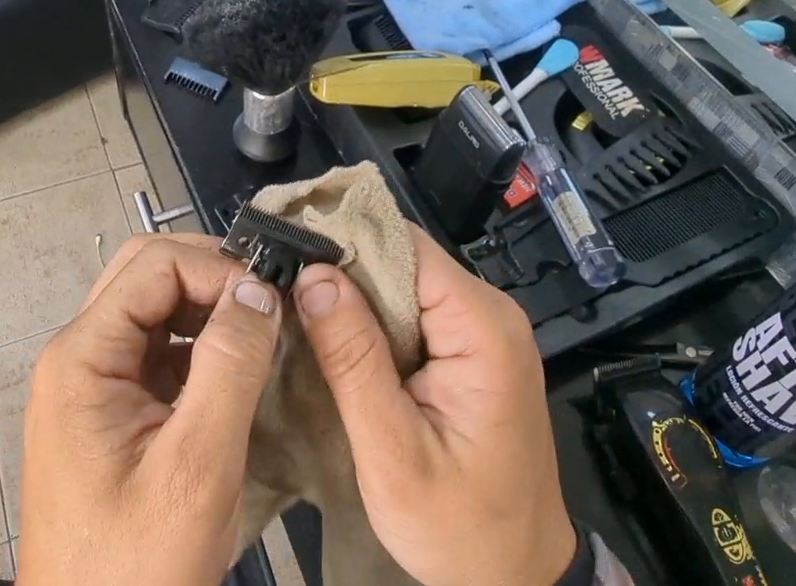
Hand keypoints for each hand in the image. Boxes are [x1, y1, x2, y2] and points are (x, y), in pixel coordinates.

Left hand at [15, 234, 281, 585]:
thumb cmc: (137, 564)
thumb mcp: (196, 465)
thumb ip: (230, 366)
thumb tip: (259, 288)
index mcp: (82, 359)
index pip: (155, 265)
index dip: (217, 268)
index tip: (271, 300)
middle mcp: (79, 357)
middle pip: (148, 272)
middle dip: (212, 272)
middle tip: (269, 298)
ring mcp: (94, 383)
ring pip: (155, 305)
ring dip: (210, 304)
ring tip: (263, 327)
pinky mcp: (114, 408)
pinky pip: (160, 347)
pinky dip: (203, 340)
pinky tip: (239, 363)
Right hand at [292, 229, 576, 585]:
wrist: (517, 576)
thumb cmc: (459, 526)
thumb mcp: (392, 450)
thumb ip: (353, 359)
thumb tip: (313, 275)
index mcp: (483, 326)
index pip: (406, 247)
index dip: (345, 243)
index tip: (286, 251)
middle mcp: (490, 312)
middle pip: (405, 261)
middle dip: (343, 271)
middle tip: (279, 286)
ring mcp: (484, 329)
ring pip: (404, 285)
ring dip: (354, 299)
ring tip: (296, 309)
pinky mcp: (471, 350)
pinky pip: (414, 314)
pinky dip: (373, 323)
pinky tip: (335, 339)